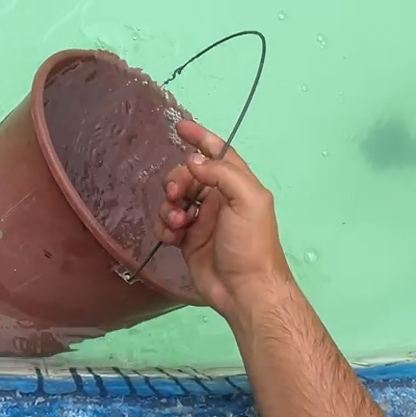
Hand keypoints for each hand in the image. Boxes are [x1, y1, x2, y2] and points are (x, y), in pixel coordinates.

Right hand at [159, 121, 295, 317]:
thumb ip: (222, 174)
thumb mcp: (247, 200)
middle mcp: (218, 199)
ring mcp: (202, 220)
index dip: (200, 138)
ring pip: (173, 200)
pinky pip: (167, 224)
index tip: (180, 127)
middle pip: (187, 176)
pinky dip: (164, 227)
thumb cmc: (251, 243)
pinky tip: (172, 237)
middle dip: (176, 181)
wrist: (244, 289)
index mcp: (237, 185)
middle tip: (176, 195)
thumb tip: (192, 161)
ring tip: (177, 223)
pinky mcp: (188, 240)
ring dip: (168, 207)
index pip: (217, 153)